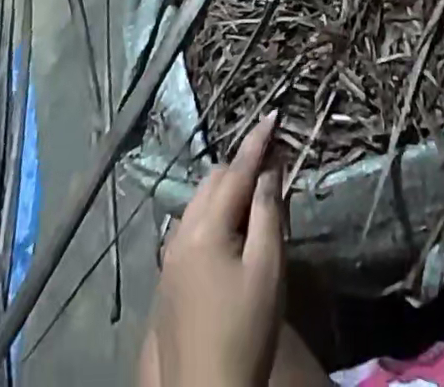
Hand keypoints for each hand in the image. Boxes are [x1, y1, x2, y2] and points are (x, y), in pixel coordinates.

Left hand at [147, 113, 286, 386]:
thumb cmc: (246, 328)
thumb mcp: (267, 268)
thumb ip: (268, 213)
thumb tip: (270, 170)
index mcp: (205, 227)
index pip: (236, 171)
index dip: (257, 142)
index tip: (274, 115)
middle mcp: (181, 231)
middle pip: (213, 181)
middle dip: (242, 164)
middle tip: (273, 159)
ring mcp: (170, 252)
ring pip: (200, 200)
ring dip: (227, 187)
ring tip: (257, 189)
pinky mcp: (170, 273)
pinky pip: (193, 222)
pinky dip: (214, 210)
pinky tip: (231, 226)